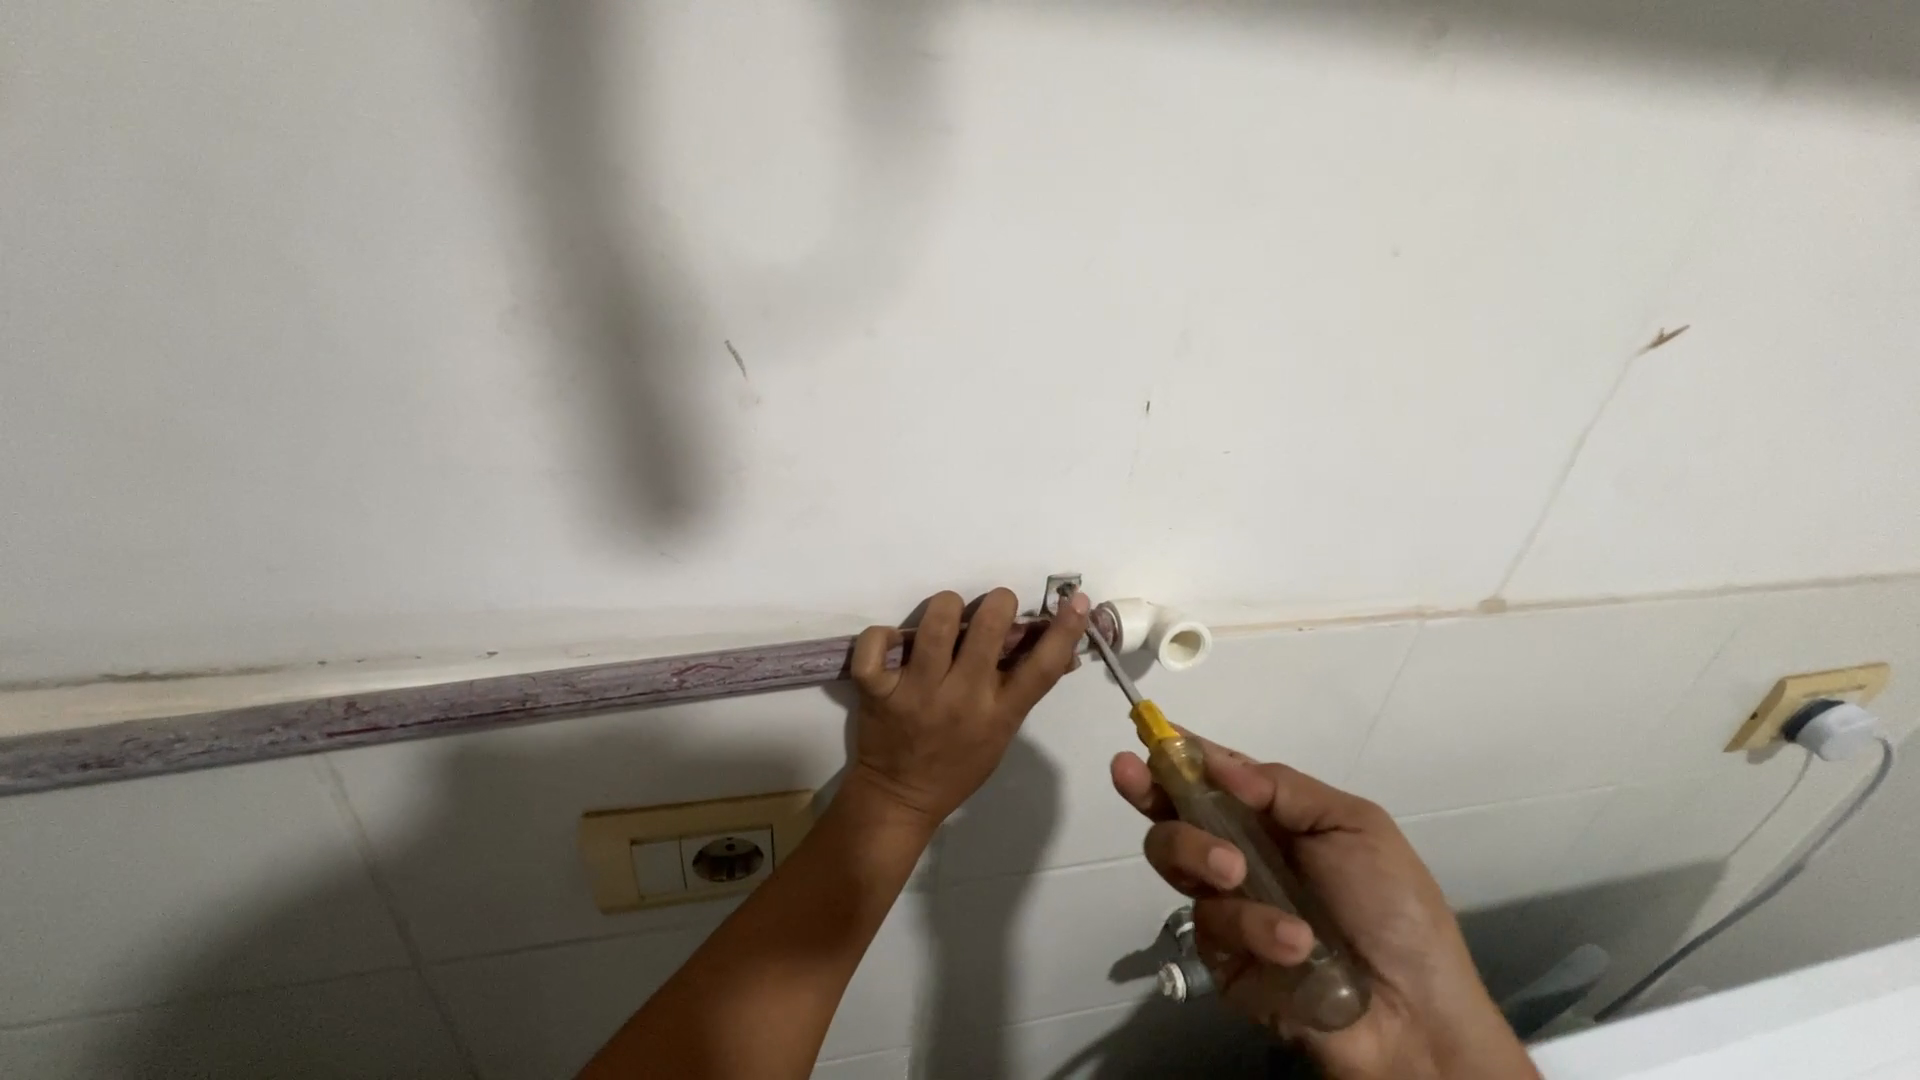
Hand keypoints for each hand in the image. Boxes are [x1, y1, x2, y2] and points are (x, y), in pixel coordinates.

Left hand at [846, 587, 1088, 828]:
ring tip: (946, 618)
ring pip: (936, 623)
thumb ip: (1023, 688)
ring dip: (947, 607)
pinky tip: (894, 643)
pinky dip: (882, 635)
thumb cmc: (959, 764)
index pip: (1042, 667)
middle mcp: (962, 699)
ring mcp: (917, 693)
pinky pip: (876, 643)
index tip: (1077, 601)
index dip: (1064, 630)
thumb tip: (1062, 649)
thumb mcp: (1002, 731)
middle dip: (997, 603)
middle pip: (988, 629)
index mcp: (999, 713)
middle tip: (993, 608)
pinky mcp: (877, 690)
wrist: (900, 797)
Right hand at [1111, 738, 1538, 1079]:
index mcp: (1270, 817)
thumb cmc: (1393, 907)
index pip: (1212, 775)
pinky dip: (1251, 927)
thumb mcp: (1355, 826)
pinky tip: (1294, 942)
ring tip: (1238, 872)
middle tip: (1133, 776)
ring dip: (1199, 854)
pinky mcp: (1221, 956)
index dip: (1177, 753)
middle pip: (1172, 813)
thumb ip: (1284, 788)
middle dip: (1148, 790)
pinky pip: (1209, 926)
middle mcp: (1237, 852)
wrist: (1416, 1015)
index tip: (1147, 731)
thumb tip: (1217, 763)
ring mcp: (1225, 904)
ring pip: (1174, 859)